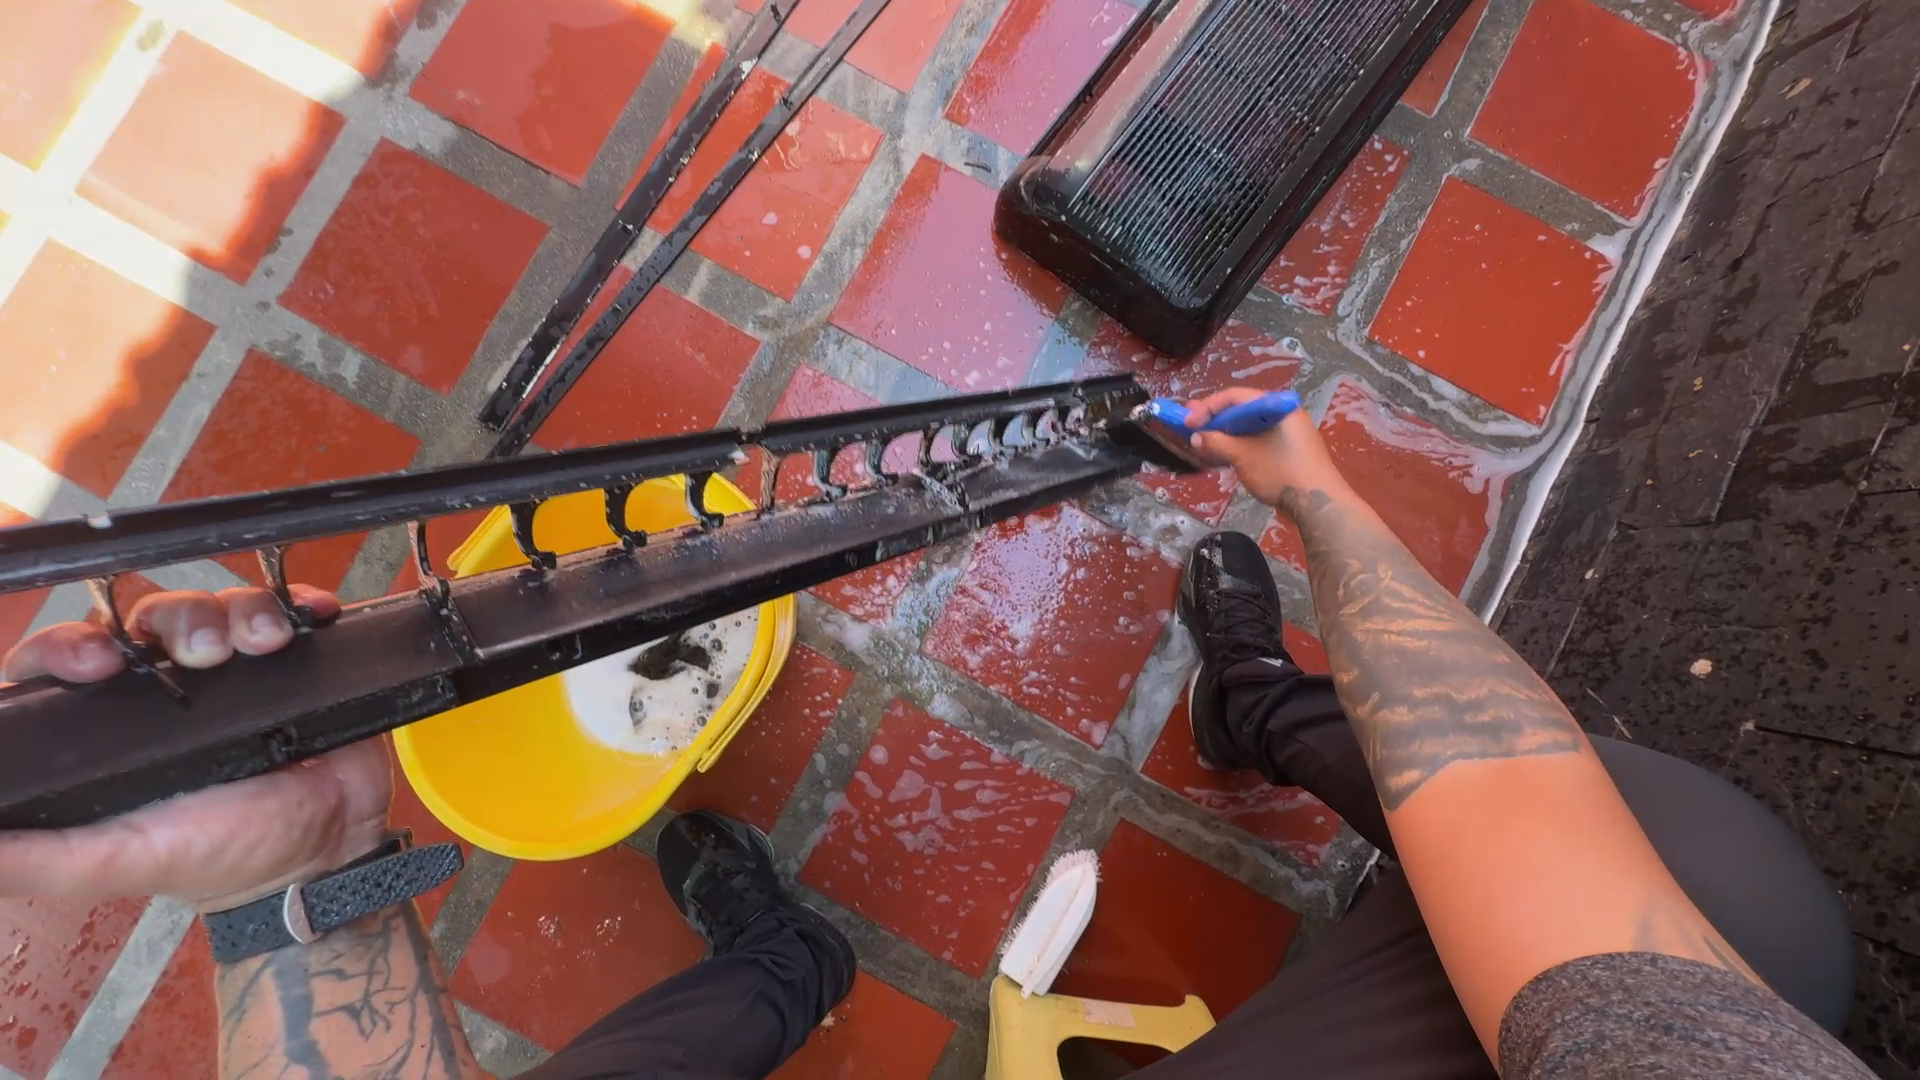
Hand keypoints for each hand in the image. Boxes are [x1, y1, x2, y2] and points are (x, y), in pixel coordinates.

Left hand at [0, 587, 392, 911]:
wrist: (329, 841)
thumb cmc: (223, 855)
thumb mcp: (114, 861)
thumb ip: (26, 856)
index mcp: (112, 729)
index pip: (67, 661)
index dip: (74, 645)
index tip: (104, 661)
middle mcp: (175, 691)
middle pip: (155, 619)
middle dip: (180, 620)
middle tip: (207, 654)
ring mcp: (244, 672)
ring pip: (226, 606)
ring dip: (246, 611)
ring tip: (268, 643)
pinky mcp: (304, 662)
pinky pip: (297, 611)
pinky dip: (302, 601)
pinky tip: (311, 614)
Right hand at [1183, 387, 1348, 508]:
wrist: (1318, 503)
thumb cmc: (1281, 472)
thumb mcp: (1244, 456)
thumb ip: (1217, 442)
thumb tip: (1196, 437)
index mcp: (1277, 406)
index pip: (1236, 397)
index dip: (1207, 407)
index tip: (1187, 422)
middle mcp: (1282, 414)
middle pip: (1242, 410)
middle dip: (1214, 418)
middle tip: (1189, 424)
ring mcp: (1286, 433)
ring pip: (1248, 427)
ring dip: (1223, 433)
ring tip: (1200, 439)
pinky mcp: (1286, 450)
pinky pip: (1256, 440)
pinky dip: (1237, 444)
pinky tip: (1221, 452)